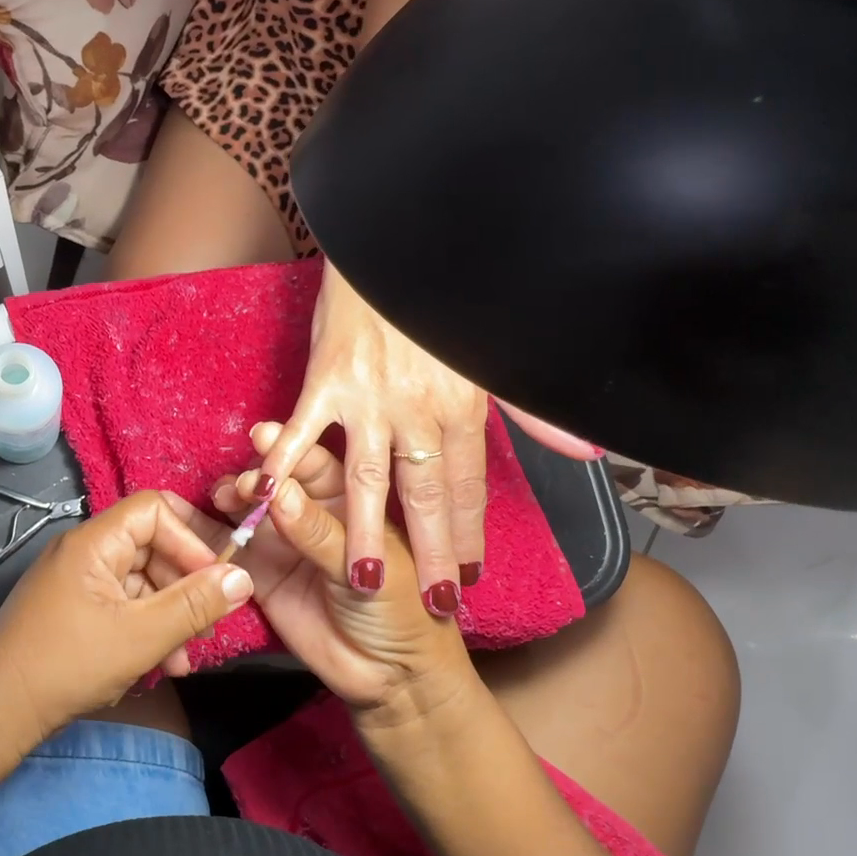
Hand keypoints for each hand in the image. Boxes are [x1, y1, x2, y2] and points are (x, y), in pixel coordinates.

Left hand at [0, 491, 253, 755]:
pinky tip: (158, 667)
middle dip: (184, 587)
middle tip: (206, 628)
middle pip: (150, 547)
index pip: (153, 510)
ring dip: (168, 617)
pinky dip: (144, 630)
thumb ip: (194, 605)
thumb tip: (242, 577)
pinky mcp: (72, 610)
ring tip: (182, 662)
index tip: (215, 581)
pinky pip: (120, 605)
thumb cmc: (69, 664)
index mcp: (93, 542)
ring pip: (139, 582)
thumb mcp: (141, 637)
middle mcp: (83, 552)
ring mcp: (75, 581)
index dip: (189, 539)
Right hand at [209, 429, 473, 720]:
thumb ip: (319, 531)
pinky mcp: (258, 573)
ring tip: (223, 497)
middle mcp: (310, 514)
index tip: (263, 436)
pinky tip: (187, 521)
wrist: (391, 678)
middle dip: (256, 474)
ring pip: (247, 509)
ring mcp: (281, 542)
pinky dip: (205, 534)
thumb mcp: (366, 564)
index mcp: (348, 500)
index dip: (289, 448)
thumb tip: (280, 491)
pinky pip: (227, 548)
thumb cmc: (401, 611)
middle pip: (275, 482)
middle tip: (244, 482)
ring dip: (231, 497)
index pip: (314, 465)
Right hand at [262, 261, 599, 614]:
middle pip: (426, 493)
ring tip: (363, 576)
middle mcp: (418, 410)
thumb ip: (530, 412)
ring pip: (368, 475)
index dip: (472, 533)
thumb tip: (586, 453)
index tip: (469, 577)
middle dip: (432, 550)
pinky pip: (303, 430)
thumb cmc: (434, 305)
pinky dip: (285, 461)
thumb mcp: (490, 355)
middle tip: (433, 603)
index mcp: (460, 406)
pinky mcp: (323, 381)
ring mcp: (367, 398)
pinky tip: (270, 494)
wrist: (391, 252)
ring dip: (364, 528)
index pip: (469, 484)